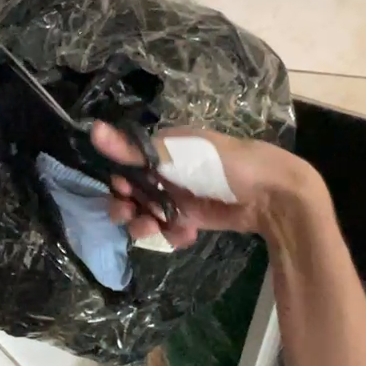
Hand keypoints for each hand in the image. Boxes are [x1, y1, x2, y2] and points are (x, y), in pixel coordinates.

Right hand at [93, 122, 324, 247]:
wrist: (273, 195)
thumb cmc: (229, 165)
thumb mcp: (181, 155)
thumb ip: (136, 150)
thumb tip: (93, 129)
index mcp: (163, 150)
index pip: (126, 166)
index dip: (121, 182)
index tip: (125, 193)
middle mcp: (167, 172)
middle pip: (131, 194)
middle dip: (128, 209)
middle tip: (135, 218)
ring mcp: (178, 196)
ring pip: (145, 215)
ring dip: (145, 226)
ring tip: (158, 231)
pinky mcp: (190, 218)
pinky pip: (167, 230)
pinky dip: (171, 235)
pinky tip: (186, 236)